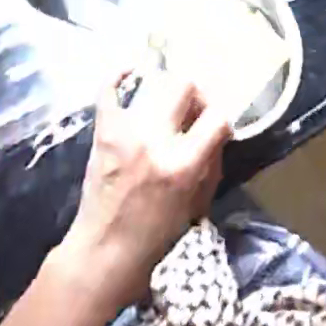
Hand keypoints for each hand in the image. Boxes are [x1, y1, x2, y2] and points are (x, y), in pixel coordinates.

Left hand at [51, 66, 233, 315]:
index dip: (221, 119)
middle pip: (185, 86)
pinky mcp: (104, 131)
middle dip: (197, 94)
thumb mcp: (196, 203)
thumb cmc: (156, 236)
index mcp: (183, 166)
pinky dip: (119, 77)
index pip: (217, 118)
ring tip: (168, 103)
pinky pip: (109, 91)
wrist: (104, 253)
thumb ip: (209, 161)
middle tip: (194, 110)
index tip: (217, 125)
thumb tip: (216, 129)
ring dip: (168, 91)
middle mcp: (156, 141)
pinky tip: (130, 72)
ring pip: (156, 84)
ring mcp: (127, 132)